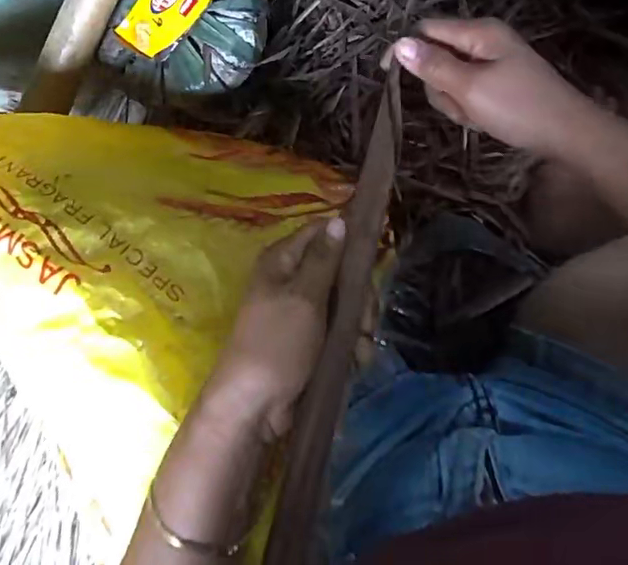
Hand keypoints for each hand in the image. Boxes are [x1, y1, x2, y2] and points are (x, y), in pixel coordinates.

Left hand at [201, 217, 344, 440]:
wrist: (254, 408)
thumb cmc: (276, 344)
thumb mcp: (303, 297)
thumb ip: (324, 260)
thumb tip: (338, 220)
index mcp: (282, 260)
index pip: (321, 232)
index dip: (348, 241)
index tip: (373, 259)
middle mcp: (292, 279)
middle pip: (340, 270)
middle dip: (359, 296)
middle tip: (365, 320)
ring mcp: (302, 311)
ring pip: (345, 303)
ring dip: (358, 325)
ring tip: (360, 350)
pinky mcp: (311, 339)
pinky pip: (340, 330)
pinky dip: (351, 344)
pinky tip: (356, 360)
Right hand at [390, 18, 599, 156]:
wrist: (571, 135)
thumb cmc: (520, 108)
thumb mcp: (470, 88)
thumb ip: (433, 65)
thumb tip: (399, 44)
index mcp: (479, 32)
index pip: (426, 29)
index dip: (405, 49)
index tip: (388, 74)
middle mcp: (484, 40)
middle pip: (437, 56)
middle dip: (439, 85)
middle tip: (461, 105)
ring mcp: (492, 61)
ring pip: (449, 77)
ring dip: (454, 100)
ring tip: (477, 115)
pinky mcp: (498, 81)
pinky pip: (467, 89)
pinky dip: (469, 106)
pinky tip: (485, 119)